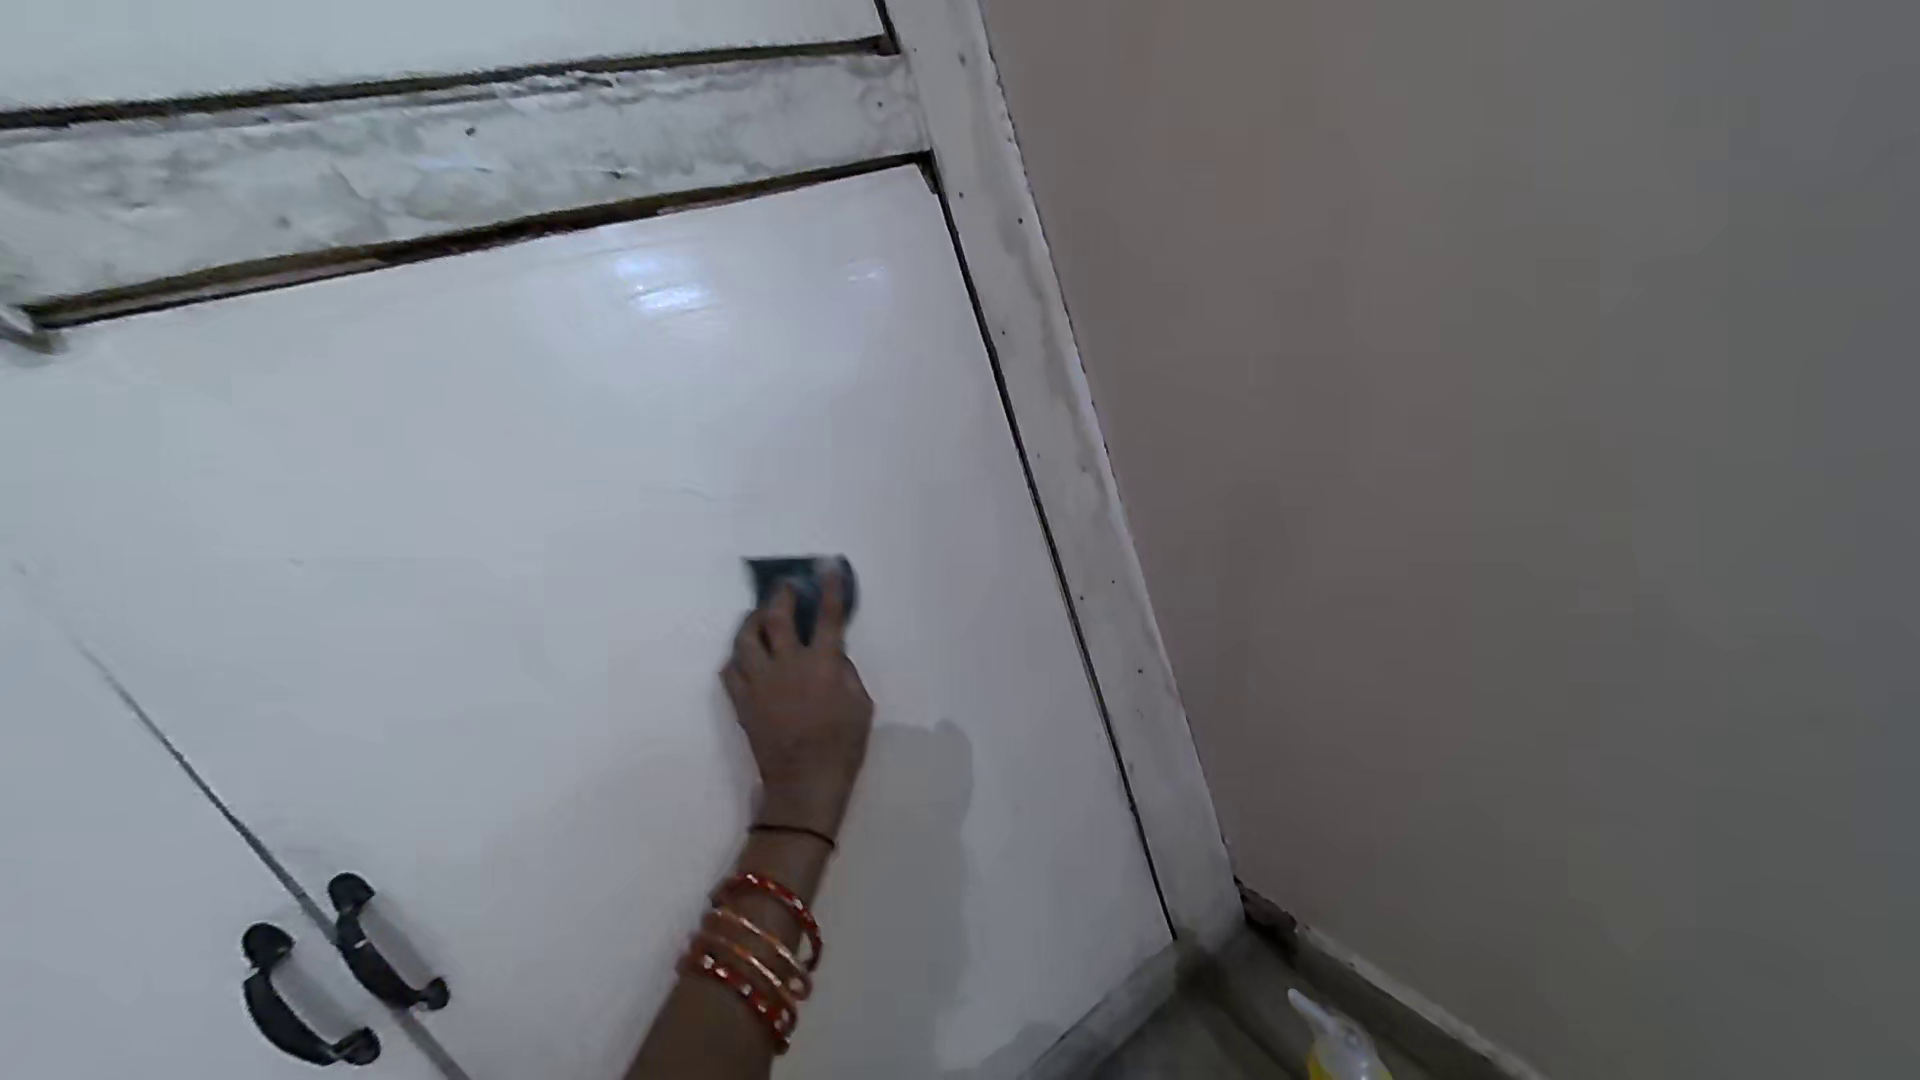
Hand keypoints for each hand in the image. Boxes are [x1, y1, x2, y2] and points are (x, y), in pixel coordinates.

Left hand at [721, 570, 872, 838]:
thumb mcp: (861, 705)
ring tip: (760, 616)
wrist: (804, 784)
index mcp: (821, 665)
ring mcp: (759, 683)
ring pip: (745, 639)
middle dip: (782, 596)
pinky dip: (737, 656)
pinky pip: (730, 669)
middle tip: (786, 587)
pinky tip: (745, 655)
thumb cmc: (842, 745)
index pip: (828, 617)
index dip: (831, 590)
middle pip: (777, 618)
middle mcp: (787, 665)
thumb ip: (846, 672)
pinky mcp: (742, 702)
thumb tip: (833, 654)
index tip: (828, 569)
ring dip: (754, 621)